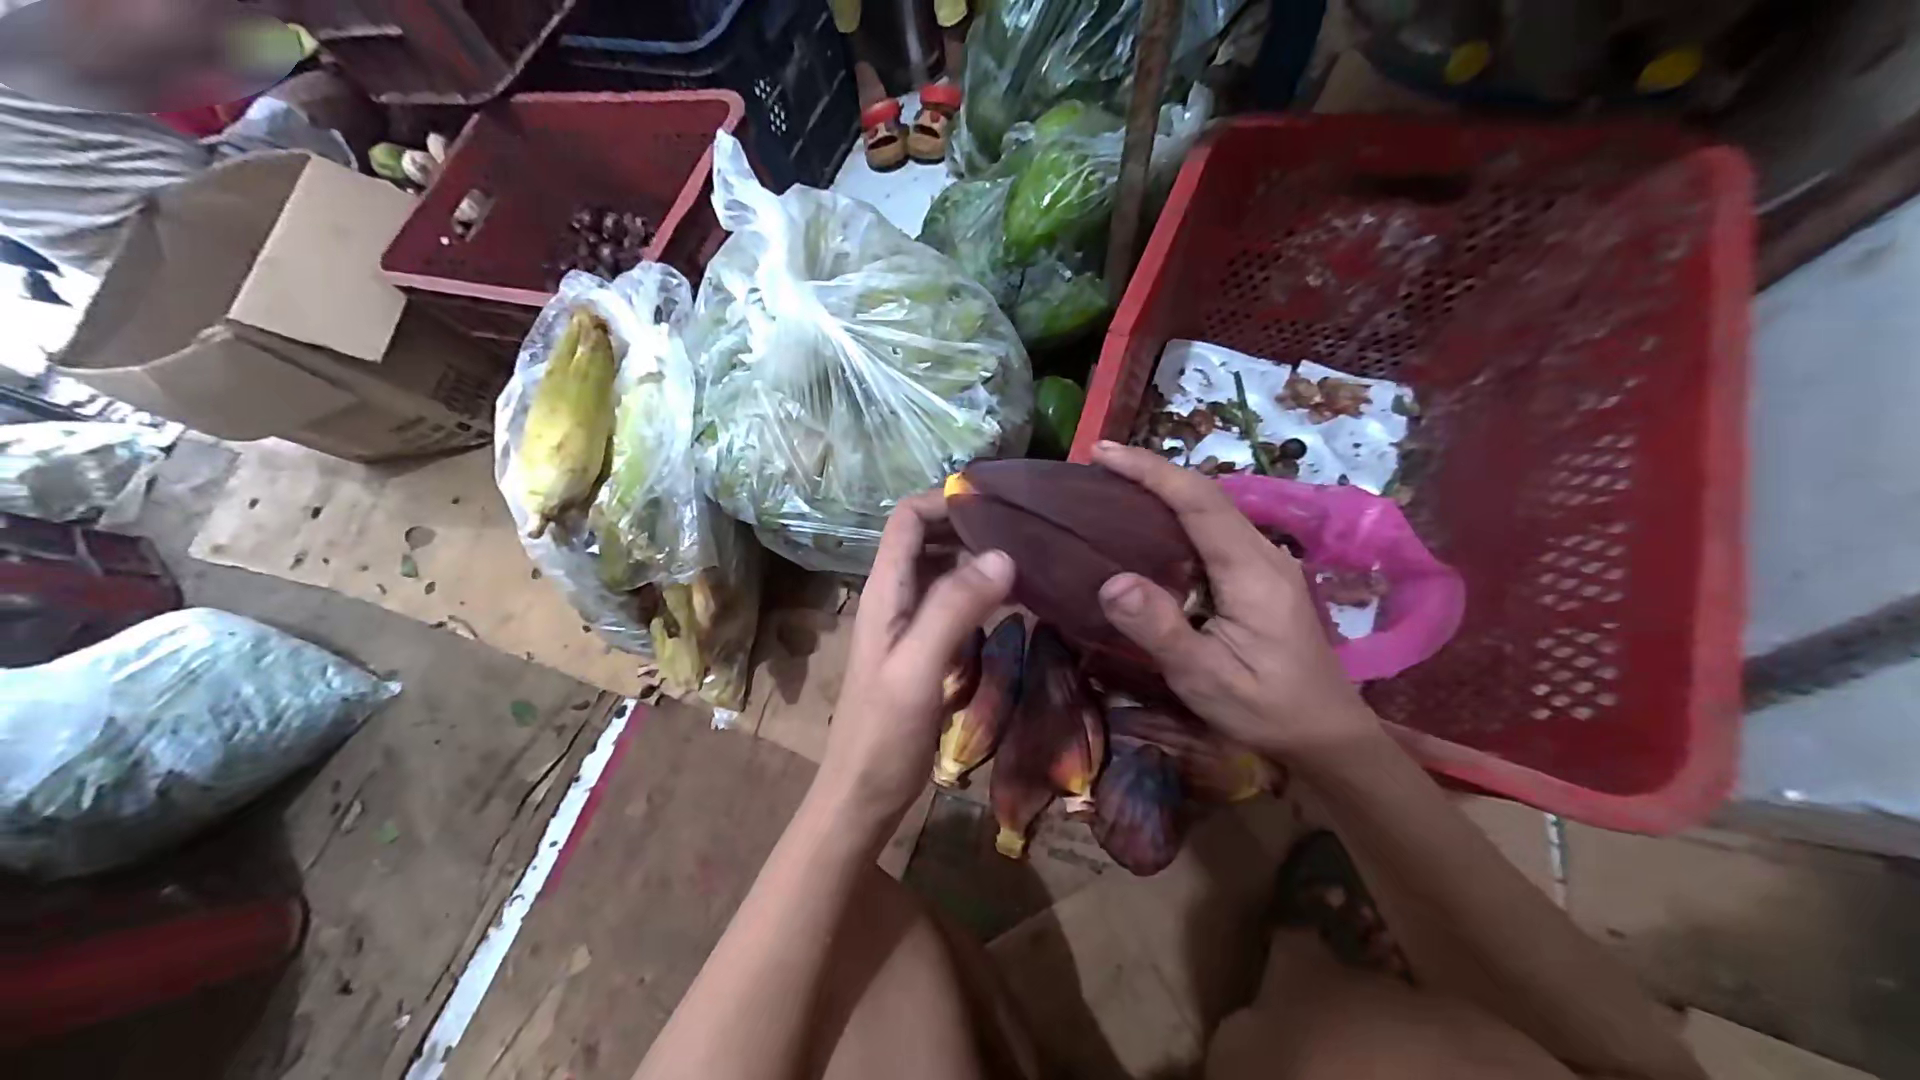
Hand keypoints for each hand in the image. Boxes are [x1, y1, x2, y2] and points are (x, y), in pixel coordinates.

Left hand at [817, 491, 1014, 827]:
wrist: (862, 795)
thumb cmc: (884, 734)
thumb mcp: (918, 668)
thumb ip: (954, 609)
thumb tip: (1002, 554)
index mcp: (884, 591)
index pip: (907, 519)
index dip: (945, 501)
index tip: (998, 503)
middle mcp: (894, 598)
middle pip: (926, 538)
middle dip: (970, 525)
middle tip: (1025, 529)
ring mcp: (907, 624)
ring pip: (942, 570)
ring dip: (978, 557)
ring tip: (1028, 558)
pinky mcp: (923, 649)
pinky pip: (952, 603)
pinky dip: (980, 591)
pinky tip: (1013, 602)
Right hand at [1091, 442, 1377, 757]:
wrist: (1326, 735)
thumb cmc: (1266, 709)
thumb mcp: (1205, 678)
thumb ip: (1160, 629)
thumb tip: (1111, 581)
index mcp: (1251, 571)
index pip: (1199, 502)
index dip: (1151, 471)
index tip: (1103, 453)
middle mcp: (1263, 554)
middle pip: (1206, 496)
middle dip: (1152, 473)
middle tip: (1099, 467)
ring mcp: (1266, 564)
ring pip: (1212, 511)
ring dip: (1165, 492)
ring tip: (1115, 488)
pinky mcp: (1261, 578)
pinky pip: (1215, 532)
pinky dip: (1178, 517)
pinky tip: (1151, 529)